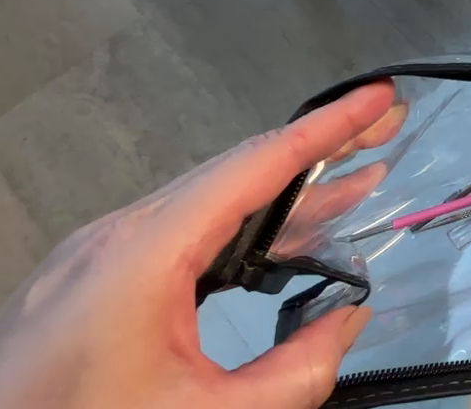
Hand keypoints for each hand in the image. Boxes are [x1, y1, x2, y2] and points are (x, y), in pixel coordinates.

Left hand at [0, 83, 403, 408]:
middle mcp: (119, 237)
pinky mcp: (86, 282)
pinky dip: (249, 219)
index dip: (331, 126)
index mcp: (144, 253)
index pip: (260, 163)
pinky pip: (187, 228)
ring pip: (217, 198)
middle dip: (322, 144)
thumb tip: (347, 323)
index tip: (379, 97)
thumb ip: (294, 374)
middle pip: (243, 168)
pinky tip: (284, 234)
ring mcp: (97, 257)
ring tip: (357, 178)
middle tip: (384, 122)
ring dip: (290, 187)